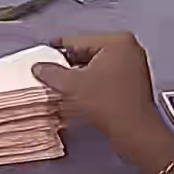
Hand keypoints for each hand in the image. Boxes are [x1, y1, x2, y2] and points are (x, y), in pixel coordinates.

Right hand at [31, 33, 173, 168]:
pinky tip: (80, 94)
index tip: (43, 55)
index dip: (57, 50)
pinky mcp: (134, 84)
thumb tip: (39, 67)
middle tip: (50, 73)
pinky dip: (93, 83)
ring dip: (80, 75)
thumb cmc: (107, 103)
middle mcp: (129, 49)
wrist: (134, 131)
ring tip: (62, 85)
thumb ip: (51, 73)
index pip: (78, 41)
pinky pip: (107, 77)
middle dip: (68, 64)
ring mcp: (134, 66)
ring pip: (97, 67)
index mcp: (117, 41)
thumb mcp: (72, 85)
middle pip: (89, 53)